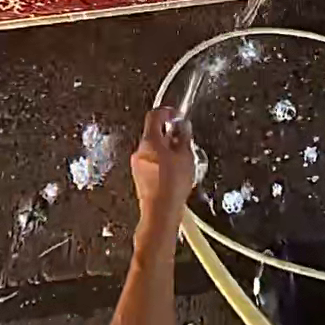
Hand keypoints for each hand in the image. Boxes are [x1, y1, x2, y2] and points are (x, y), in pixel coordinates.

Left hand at [131, 107, 195, 241]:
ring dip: (166, 149)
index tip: (175, 114)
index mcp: (149, 142)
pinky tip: (174, 171)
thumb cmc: (172, 185)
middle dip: (169, 134)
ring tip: (181, 158)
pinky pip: (151, 162)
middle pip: (153, 133)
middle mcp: (140, 152)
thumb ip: (184, 137)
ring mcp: (138, 165)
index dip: (166, 112)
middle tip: (183, 138)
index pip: (154, 116)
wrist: (160, 212)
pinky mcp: (140, 177)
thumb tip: (183, 127)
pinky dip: (162, 161)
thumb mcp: (186, 156)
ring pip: (152, 149)